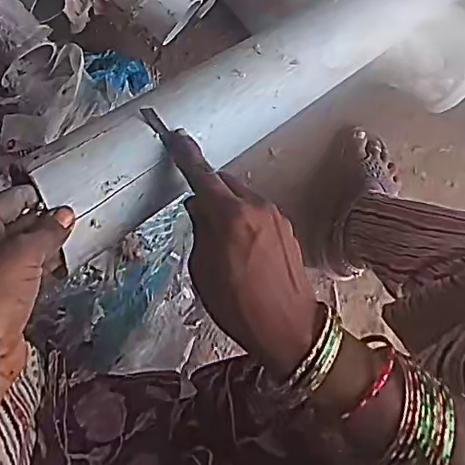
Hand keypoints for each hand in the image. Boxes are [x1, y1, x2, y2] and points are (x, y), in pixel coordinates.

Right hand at [163, 129, 319, 373]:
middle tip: (195, 208)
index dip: (186, 156)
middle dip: (208, 188)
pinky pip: (257, 210)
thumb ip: (200, 231)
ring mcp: (275, 215)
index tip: (175, 137)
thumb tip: (200, 209)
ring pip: (242, 195)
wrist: (289, 327)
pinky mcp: (286, 226)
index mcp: (231, 216)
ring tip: (219, 238)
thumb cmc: (239, 306)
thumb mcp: (202, 271)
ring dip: (227, 204)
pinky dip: (244, 217)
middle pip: (224, 182)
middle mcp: (256, 206)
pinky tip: (241, 245)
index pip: (202, 176)